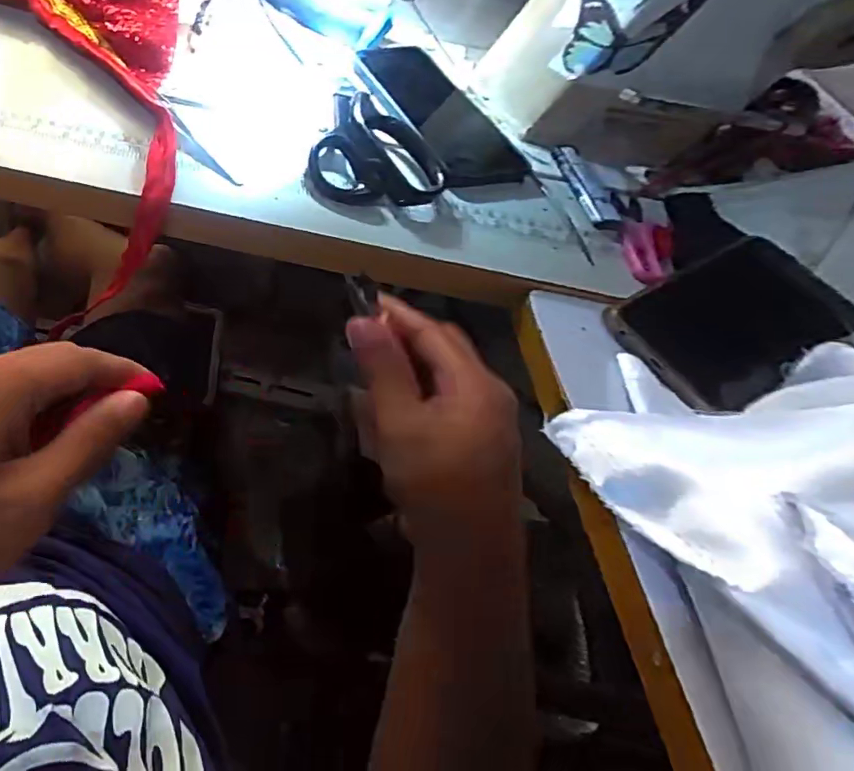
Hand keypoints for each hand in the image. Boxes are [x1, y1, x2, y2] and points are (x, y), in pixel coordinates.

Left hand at [0, 343, 150, 621]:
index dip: (124, 372)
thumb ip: (88, 441)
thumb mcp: (33, 497)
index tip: (161, 395)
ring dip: (69, 405)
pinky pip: (10, 400)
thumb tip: (135, 399)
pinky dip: (40, 418)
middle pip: (56, 363)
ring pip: (34, 382)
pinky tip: (50, 452)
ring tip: (97, 445)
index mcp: (4, 381)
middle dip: (99, 386)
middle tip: (134, 426)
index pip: (80, 358)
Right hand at [346, 295, 519, 545]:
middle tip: (366, 328)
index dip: (398, 313)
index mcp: (475, 384)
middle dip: (406, 334)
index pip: (433, 332)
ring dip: (412, 361)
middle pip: (446, 348)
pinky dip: (421, 387)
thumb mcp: (397, 420)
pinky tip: (396, 402)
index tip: (365, 300)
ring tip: (374, 361)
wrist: (470, 552)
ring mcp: (492, 420)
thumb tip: (361, 318)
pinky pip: (450, 397)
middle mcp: (491, 394)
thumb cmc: (431, 481)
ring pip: (448, 374)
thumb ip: (381, 367)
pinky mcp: (483, 441)